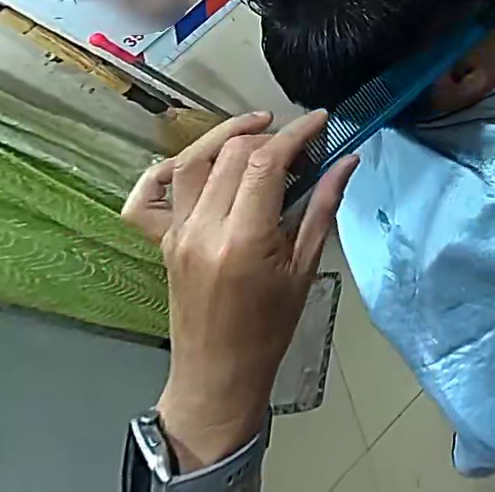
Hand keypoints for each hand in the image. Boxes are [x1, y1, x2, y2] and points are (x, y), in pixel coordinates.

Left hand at [150, 111, 358, 470]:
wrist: (217, 375)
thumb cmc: (270, 325)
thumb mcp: (307, 265)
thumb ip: (324, 205)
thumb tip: (348, 160)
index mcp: (243, 239)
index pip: (266, 162)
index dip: (296, 132)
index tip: (321, 120)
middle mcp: (202, 230)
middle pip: (232, 154)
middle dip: (271, 134)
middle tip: (300, 140)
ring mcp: (176, 235)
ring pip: (191, 162)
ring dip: (225, 135)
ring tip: (258, 126)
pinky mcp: (162, 242)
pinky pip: (146, 198)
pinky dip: (163, 169)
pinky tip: (194, 160)